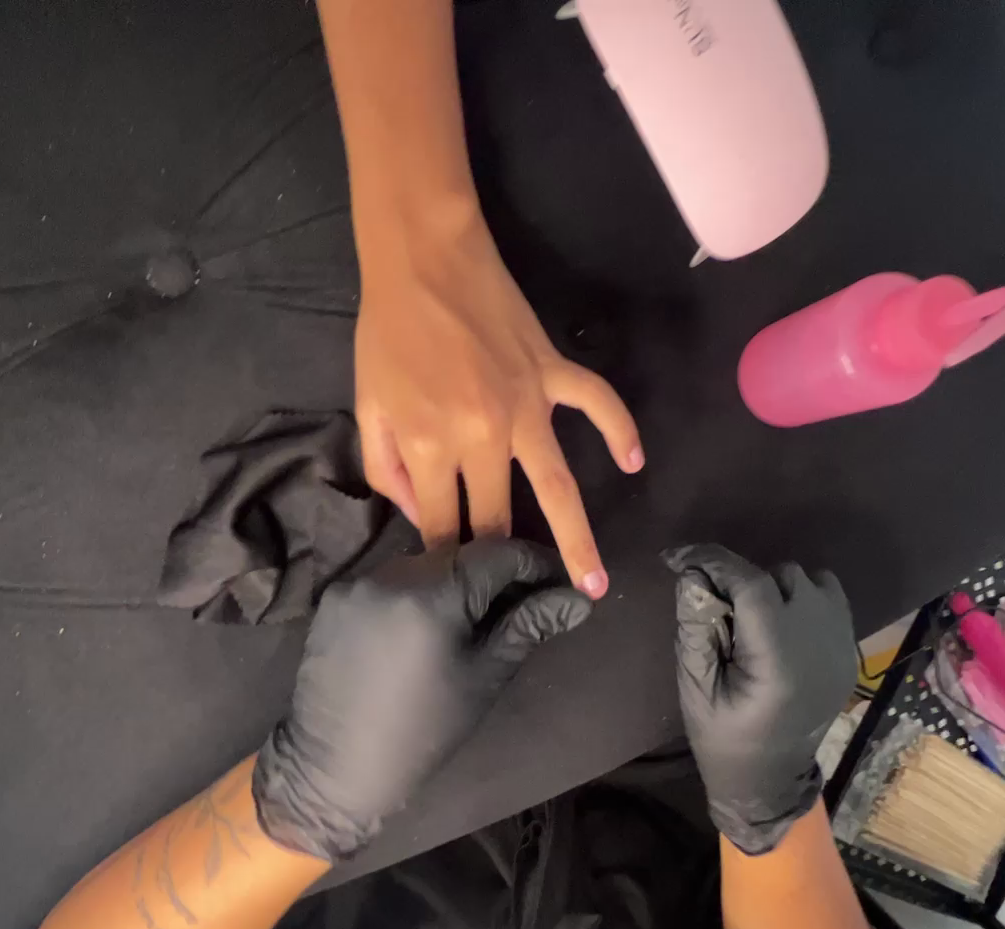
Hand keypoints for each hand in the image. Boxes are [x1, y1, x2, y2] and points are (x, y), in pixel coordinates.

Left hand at [254, 538, 591, 860]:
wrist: (334, 767)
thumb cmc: (424, 730)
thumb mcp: (485, 676)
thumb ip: (529, 625)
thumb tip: (580, 600)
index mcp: (432, 593)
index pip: (499, 553)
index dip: (535, 563)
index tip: (557, 582)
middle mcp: (391, 573)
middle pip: (460, 554)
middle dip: (495, 573)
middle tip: (521, 602)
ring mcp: (358, 581)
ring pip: (425, 564)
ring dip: (454, 581)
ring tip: (472, 617)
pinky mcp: (336, 595)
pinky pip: (391, 580)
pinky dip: (417, 592)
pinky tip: (426, 626)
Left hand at [354, 210, 642, 598]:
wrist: (423, 259)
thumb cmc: (388, 335)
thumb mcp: (368, 405)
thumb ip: (386, 468)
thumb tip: (420, 515)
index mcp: (431, 446)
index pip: (443, 523)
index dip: (444, 558)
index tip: (454, 581)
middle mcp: (485, 436)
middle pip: (498, 516)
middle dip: (502, 560)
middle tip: (513, 593)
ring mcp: (527, 405)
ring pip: (558, 484)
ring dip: (577, 539)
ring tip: (593, 585)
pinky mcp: (553, 372)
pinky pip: (598, 403)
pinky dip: (620, 430)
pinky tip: (636, 461)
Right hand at [664, 545, 856, 854]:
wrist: (769, 780)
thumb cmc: (722, 738)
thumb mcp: (695, 688)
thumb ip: (696, 628)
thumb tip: (693, 575)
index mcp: (779, 661)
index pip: (752, 585)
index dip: (714, 561)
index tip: (680, 558)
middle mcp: (819, 644)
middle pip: (781, 576)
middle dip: (741, 580)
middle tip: (714, 604)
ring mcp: (841, 646)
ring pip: (809, 580)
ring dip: (773, 587)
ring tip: (749, 616)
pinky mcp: (848, 650)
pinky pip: (829, 597)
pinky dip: (802, 597)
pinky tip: (779, 621)